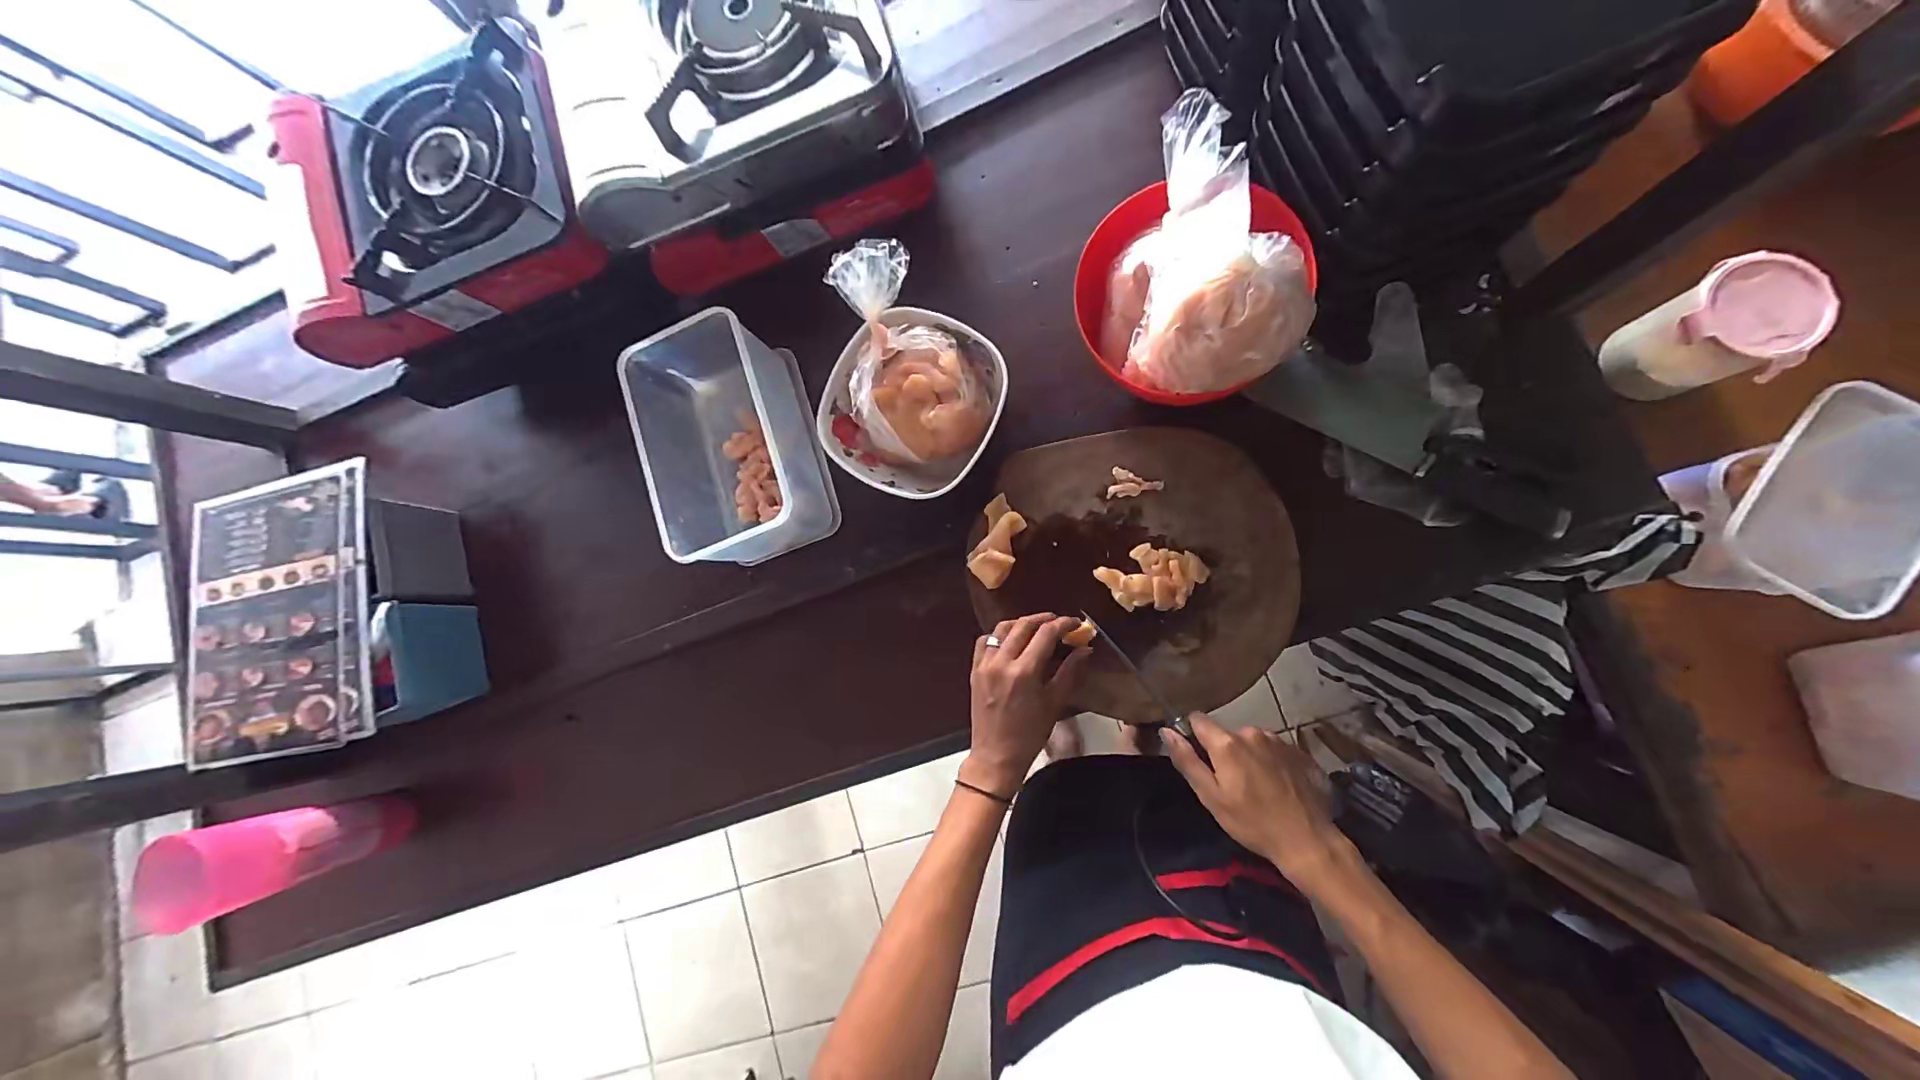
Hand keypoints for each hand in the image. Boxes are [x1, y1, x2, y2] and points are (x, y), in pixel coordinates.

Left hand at [962, 614, 1089, 796]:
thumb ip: (1070, 672)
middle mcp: (1002, 662)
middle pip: (1023, 625)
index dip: (1063, 624)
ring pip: (1002, 629)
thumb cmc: (1030, 734)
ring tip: (1036, 627)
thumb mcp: (1055, 703)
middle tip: (1059, 622)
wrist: (996, 755)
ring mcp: (985, 665)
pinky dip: (999, 635)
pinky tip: (1010, 640)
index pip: (1046, 633)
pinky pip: (985, 642)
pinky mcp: (974, 670)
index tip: (1076, 623)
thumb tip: (1085, 649)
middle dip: (1044, 619)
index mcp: (1024, 671)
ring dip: (1021, 623)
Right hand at [1162, 714, 1353, 890]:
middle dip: (1226, 751)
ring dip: (1250, 756)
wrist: (1308, 841)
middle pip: (1228, 734)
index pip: (1198, 720)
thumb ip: (1187, 760)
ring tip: (1258, 786)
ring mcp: (1280, 741)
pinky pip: (1277, 750)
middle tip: (1232, 783)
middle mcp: (1253, 733)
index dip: (1194, 734)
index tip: (1198, 755)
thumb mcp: (1211, 797)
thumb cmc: (1252, 822)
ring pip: (1253, 742)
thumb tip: (1166, 731)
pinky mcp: (1301, 753)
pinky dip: (1273, 763)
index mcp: (1227, 743)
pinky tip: (1279, 787)